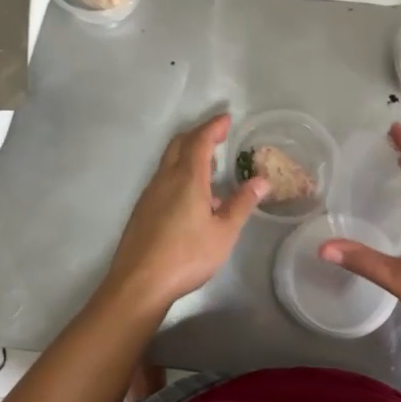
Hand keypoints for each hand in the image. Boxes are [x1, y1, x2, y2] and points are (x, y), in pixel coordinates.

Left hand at [102, 114, 266, 312]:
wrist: (139, 283)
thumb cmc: (187, 256)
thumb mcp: (224, 233)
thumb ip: (241, 204)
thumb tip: (261, 181)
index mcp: (187, 178)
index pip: (199, 141)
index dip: (213, 127)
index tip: (226, 118)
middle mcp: (165, 179)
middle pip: (179, 145)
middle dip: (198, 134)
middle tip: (218, 135)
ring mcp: (150, 193)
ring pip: (169, 162)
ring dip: (188, 154)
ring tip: (210, 165)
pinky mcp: (143, 209)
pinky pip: (163, 179)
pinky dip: (180, 173)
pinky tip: (193, 197)